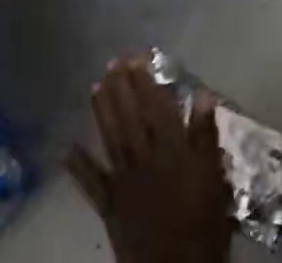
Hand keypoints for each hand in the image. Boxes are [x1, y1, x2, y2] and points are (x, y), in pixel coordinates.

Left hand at [65, 56, 231, 262]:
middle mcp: (142, 158)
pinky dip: (78, 166)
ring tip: (95, 86)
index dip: (144, 80)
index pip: (155, 106)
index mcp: (169, 149)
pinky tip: (66, 148)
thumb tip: (203, 95)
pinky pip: (92, 183)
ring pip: (110, 138)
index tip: (135, 57)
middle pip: (129, 116)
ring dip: (101, 111)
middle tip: (112, 62)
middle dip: (120, 88)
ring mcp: (123, 181)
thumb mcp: (215, 177)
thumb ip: (206, 136)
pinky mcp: (110, 205)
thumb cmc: (203, 224)